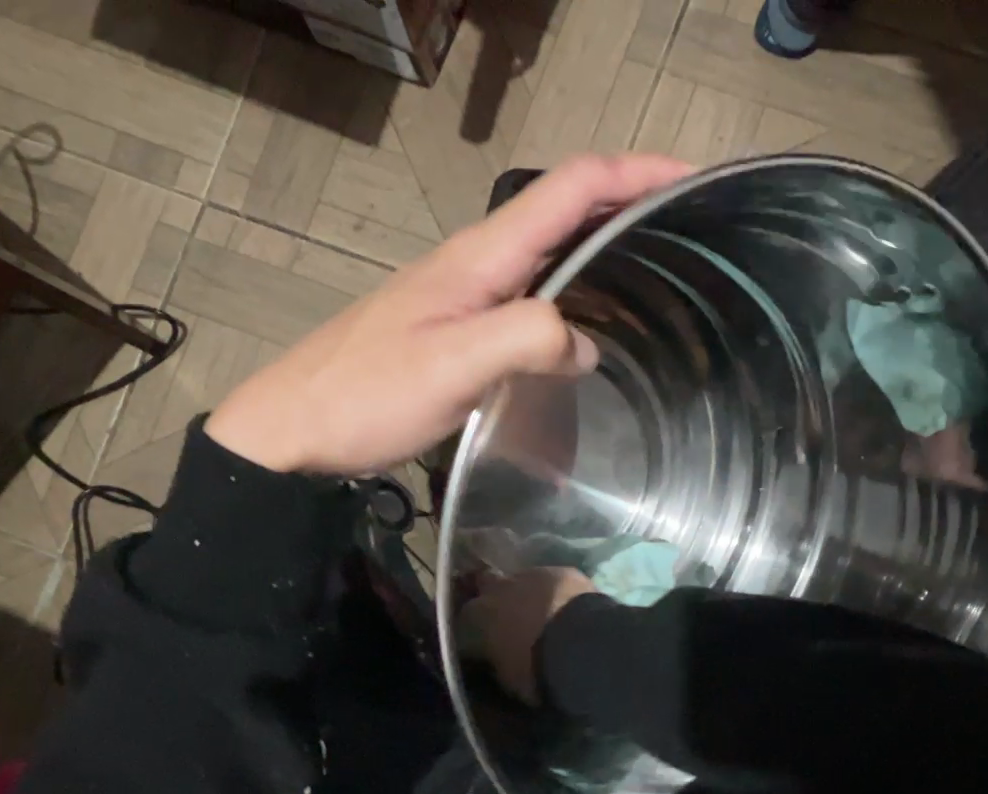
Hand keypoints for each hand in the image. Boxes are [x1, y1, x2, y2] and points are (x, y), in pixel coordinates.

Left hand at [204, 154, 695, 474]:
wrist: (296, 427)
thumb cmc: (368, 394)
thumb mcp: (454, 365)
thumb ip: (527, 339)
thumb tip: (586, 345)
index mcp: (481, 256)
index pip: (571, 186)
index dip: (635, 172)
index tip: (691, 182)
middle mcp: (477, 262)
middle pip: (564, 208)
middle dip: (630, 203)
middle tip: (688, 233)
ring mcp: (466, 294)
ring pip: (548, 252)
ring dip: (603, 247)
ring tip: (657, 276)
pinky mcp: (458, 326)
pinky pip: (531, 295)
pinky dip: (573, 295)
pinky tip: (589, 330)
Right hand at [460, 567, 598, 703]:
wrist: (580, 646)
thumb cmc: (535, 669)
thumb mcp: (507, 677)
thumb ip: (498, 661)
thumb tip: (500, 659)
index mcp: (477, 618)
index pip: (464, 619)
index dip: (474, 627)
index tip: (483, 638)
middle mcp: (496, 590)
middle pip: (485, 582)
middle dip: (494, 594)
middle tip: (507, 612)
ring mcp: (530, 575)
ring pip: (522, 579)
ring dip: (528, 593)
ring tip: (544, 612)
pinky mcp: (561, 571)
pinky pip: (553, 580)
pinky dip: (557, 592)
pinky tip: (569, 607)